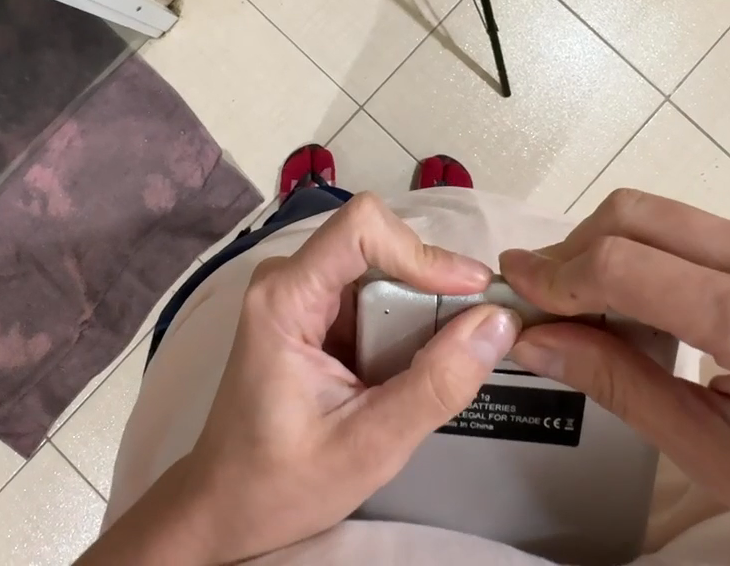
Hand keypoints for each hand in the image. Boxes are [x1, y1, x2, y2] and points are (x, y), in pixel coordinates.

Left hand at [82, 194, 519, 565]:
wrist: (230, 503)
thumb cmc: (284, 481)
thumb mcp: (370, 446)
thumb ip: (436, 385)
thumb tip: (499, 323)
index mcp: (284, 298)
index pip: (360, 227)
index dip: (420, 250)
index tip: (471, 293)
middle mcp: (290, 277)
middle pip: (378, 242)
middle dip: (431, 284)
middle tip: (472, 335)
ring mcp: (301, 289)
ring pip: (383, 264)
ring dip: (423, 304)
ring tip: (445, 357)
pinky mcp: (315, 307)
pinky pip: (376, 288)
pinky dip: (407, 318)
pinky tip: (415, 362)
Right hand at [499, 190, 729, 565]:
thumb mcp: (722, 462)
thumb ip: (622, 385)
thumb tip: (538, 339)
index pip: (623, 265)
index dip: (554, 274)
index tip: (511, 291)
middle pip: (638, 214)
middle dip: (573, 248)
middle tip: (543, 300)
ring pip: (667, 213)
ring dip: (611, 246)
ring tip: (590, 306)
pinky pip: (704, 231)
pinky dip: (656, 253)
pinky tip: (652, 304)